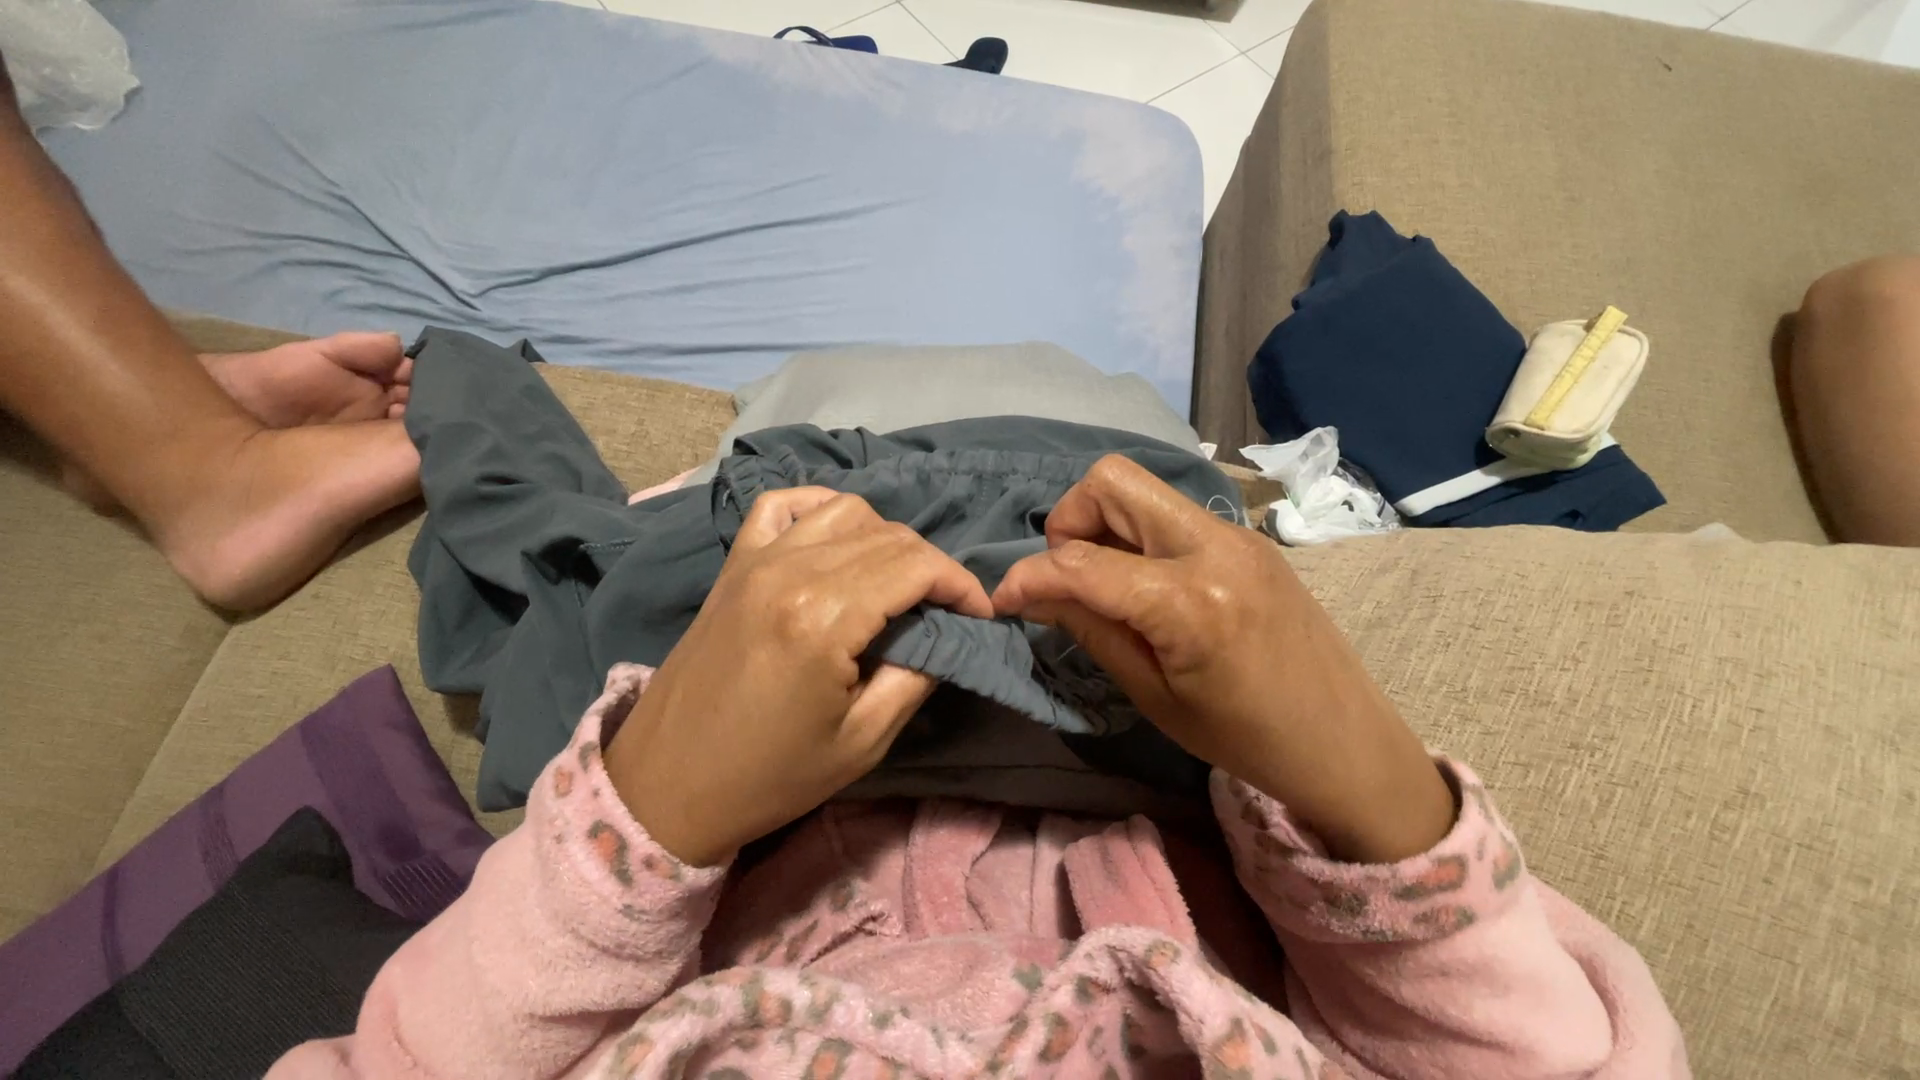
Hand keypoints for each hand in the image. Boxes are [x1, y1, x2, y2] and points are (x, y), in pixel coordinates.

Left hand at [604, 488, 993, 866]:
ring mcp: (756, 559)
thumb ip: (915, 675)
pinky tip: (837, 539)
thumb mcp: (862, 740)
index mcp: (824, 617)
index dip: (960, 584)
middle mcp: (791, 570)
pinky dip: (821, 508)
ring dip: (885, 538)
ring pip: (844, 510)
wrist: (668, 783)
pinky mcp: (733, 564)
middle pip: (888, 535)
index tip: (980, 614)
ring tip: (897, 581)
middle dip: (931, 566)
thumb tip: (944, 634)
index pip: (916, 565)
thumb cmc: (770, 775)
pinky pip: (783, 506)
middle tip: (944, 609)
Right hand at [993, 456, 1454, 862]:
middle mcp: (1213, 546)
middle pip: (1112, 481)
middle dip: (1070, 520)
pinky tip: (1147, 584)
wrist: (1344, 739)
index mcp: (1189, 602)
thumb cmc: (1244, 737)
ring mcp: (1236, 533)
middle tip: (1068, 577)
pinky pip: (1172, 510)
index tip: (1001, 599)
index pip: (1081, 562)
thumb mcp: (1152, 694)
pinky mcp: (1247, 536)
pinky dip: (1138, 534)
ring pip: (1142, 487)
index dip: (1028, 577)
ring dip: (1104, 523)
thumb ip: (1089, 629)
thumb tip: (1030, 592)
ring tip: (1107, 582)